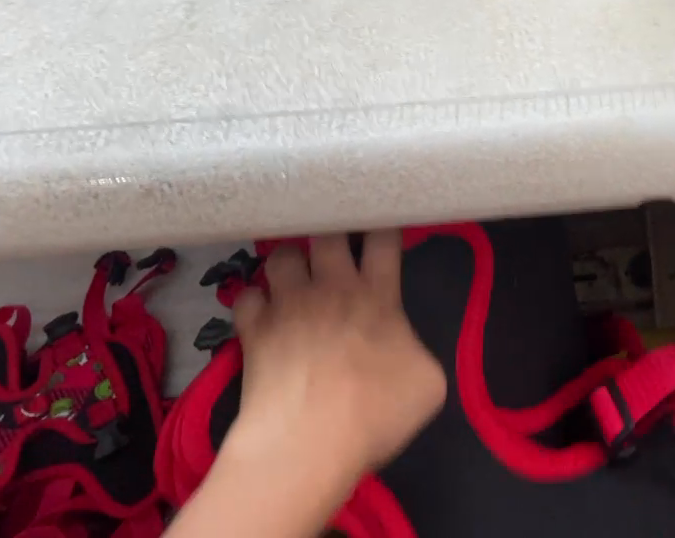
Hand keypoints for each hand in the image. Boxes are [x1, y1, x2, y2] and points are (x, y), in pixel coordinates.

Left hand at [225, 232, 445, 490]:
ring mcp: (289, 305)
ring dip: (290, 262)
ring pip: (282, 254)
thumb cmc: (375, 413)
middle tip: (336, 251)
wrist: (306, 446)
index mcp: (378, 293)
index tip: (383, 234)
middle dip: (331, 234)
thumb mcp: (428, 383)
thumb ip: (420, 350)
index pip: (383, 236)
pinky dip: (254, 302)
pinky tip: (262, 315)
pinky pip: (247, 296)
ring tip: (294, 277)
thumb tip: (407, 349)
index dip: (383, 228)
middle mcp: (332, 287)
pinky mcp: (253, 331)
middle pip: (328, 233)